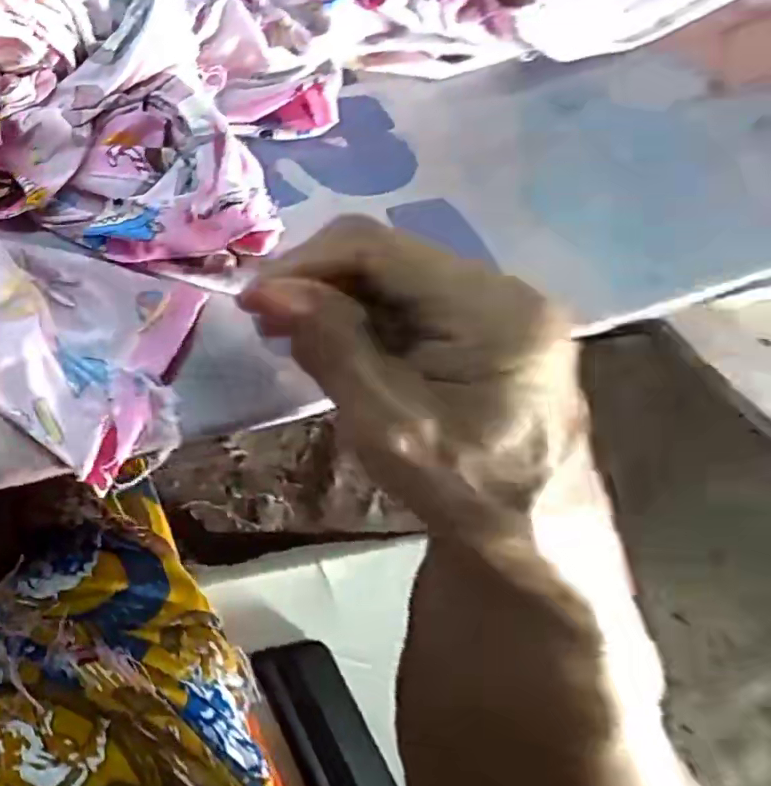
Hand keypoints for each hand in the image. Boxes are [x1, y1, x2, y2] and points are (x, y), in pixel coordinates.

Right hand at [238, 216, 590, 548]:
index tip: (251, 303)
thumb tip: (266, 289)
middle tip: (265, 322)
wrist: (534, 538)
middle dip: (309, 278)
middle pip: (377, 251)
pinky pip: (392, 295)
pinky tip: (324, 343)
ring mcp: (489, 306)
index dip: (302, 264)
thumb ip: (330, 344)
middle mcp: (498, 291)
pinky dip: (345, 311)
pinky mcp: (474, 325)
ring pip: (379, 270)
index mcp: (492, 309)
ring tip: (287, 336)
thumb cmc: (461, 485)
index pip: (375, 248)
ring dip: (322, 295)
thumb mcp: (384, 419)